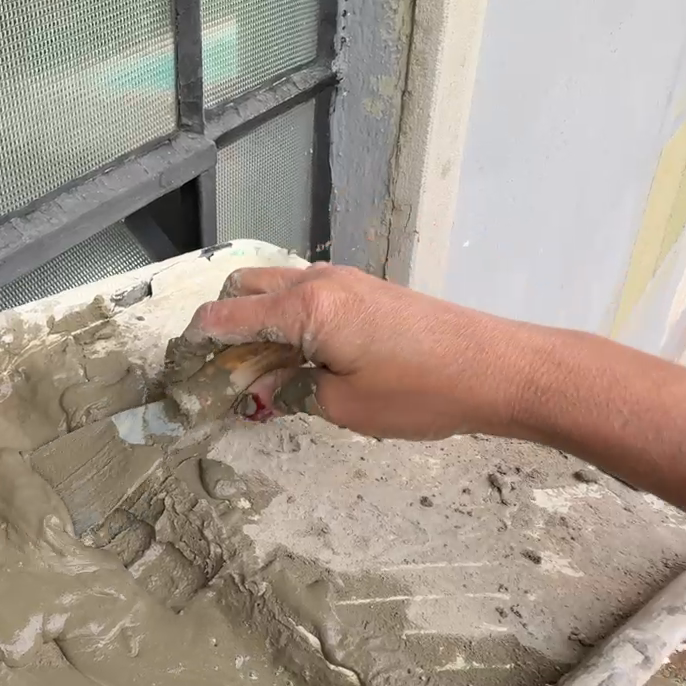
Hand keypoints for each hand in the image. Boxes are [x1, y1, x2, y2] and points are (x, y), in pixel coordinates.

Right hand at [183, 263, 544, 439]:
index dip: (192, 344)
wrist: (506, 369)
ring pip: (270, 286)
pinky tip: (296, 354)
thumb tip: (253, 395)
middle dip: (219, 324)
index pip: (223, 317)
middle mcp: (315, 282)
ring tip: (258, 366)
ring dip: (252, 319)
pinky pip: (300, 292)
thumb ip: (285, 393)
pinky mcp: (361, 289)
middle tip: (220, 368)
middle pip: (239, 287)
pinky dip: (281, 317)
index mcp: (304, 307)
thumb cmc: (423, 392)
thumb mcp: (342, 405)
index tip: (179, 371)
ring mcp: (341, 280)